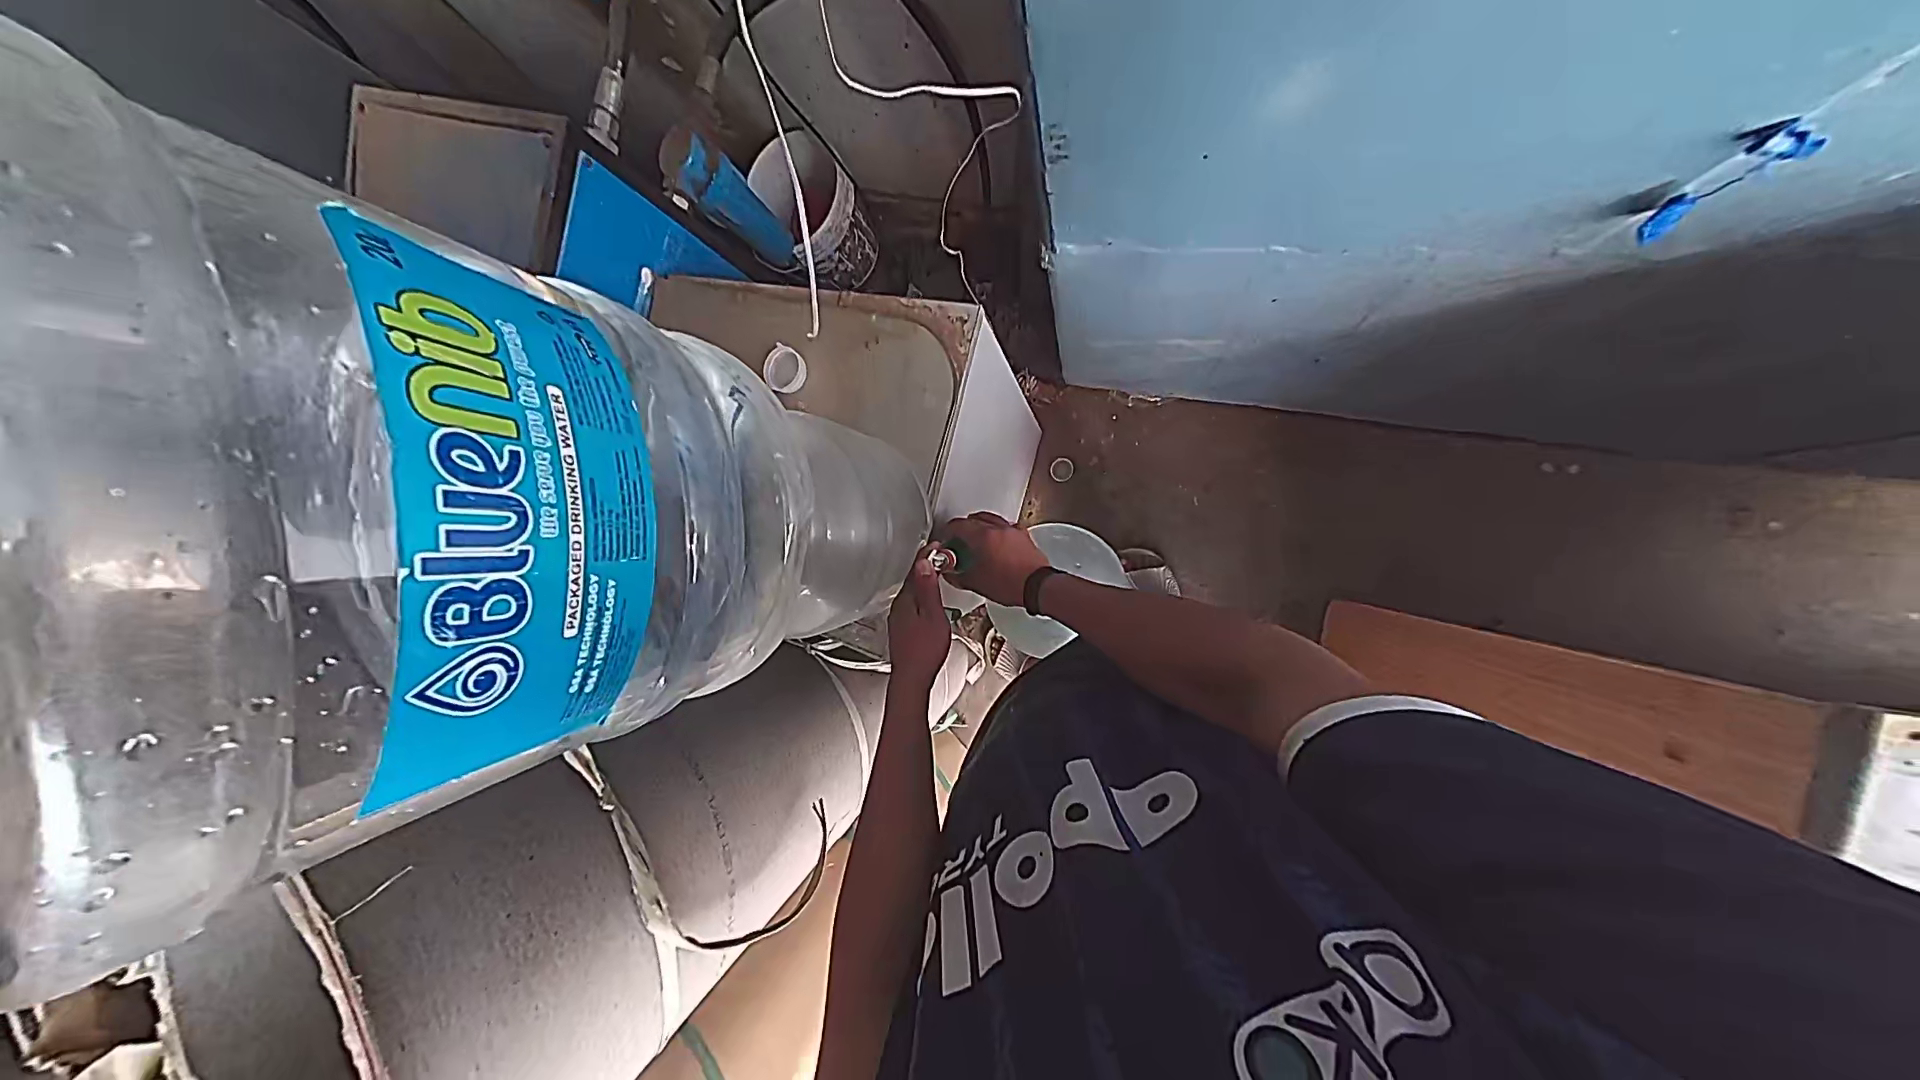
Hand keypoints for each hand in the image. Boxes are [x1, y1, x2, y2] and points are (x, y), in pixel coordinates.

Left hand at [887, 545, 951, 692]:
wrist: (912, 679)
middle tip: (938, 556)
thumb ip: (929, 590)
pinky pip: (911, 603)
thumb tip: (925, 565)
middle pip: (912, 579)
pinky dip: (920, 596)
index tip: (936, 546)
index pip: (915, 569)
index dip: (927, 555)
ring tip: (935, 574)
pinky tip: (928, 601)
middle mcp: (899, 607)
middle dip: (925, 566)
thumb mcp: (934, 616)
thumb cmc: (924, 652)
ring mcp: (899, 618)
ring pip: (911, 591)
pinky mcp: (902, 628)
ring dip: (922, 581)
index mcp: (907, 600)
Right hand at [939, 512, 1049, 606]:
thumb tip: (952, 574)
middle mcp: (998, 529)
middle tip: (959, 539)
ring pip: (992, 520)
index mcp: (983, 537)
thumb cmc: (1012, 584)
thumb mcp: (977, 583)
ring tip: (977, 539)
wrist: (1038, 587)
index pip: (959, 525)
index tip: (946, 538)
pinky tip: (997, 543)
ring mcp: (1013, 532)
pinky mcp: (1024, 538)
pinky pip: (1007, 527)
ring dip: (981, 526)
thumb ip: (959, 576)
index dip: (948, 532)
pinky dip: (998, 531)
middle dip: (964, 527)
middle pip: (975, 519)